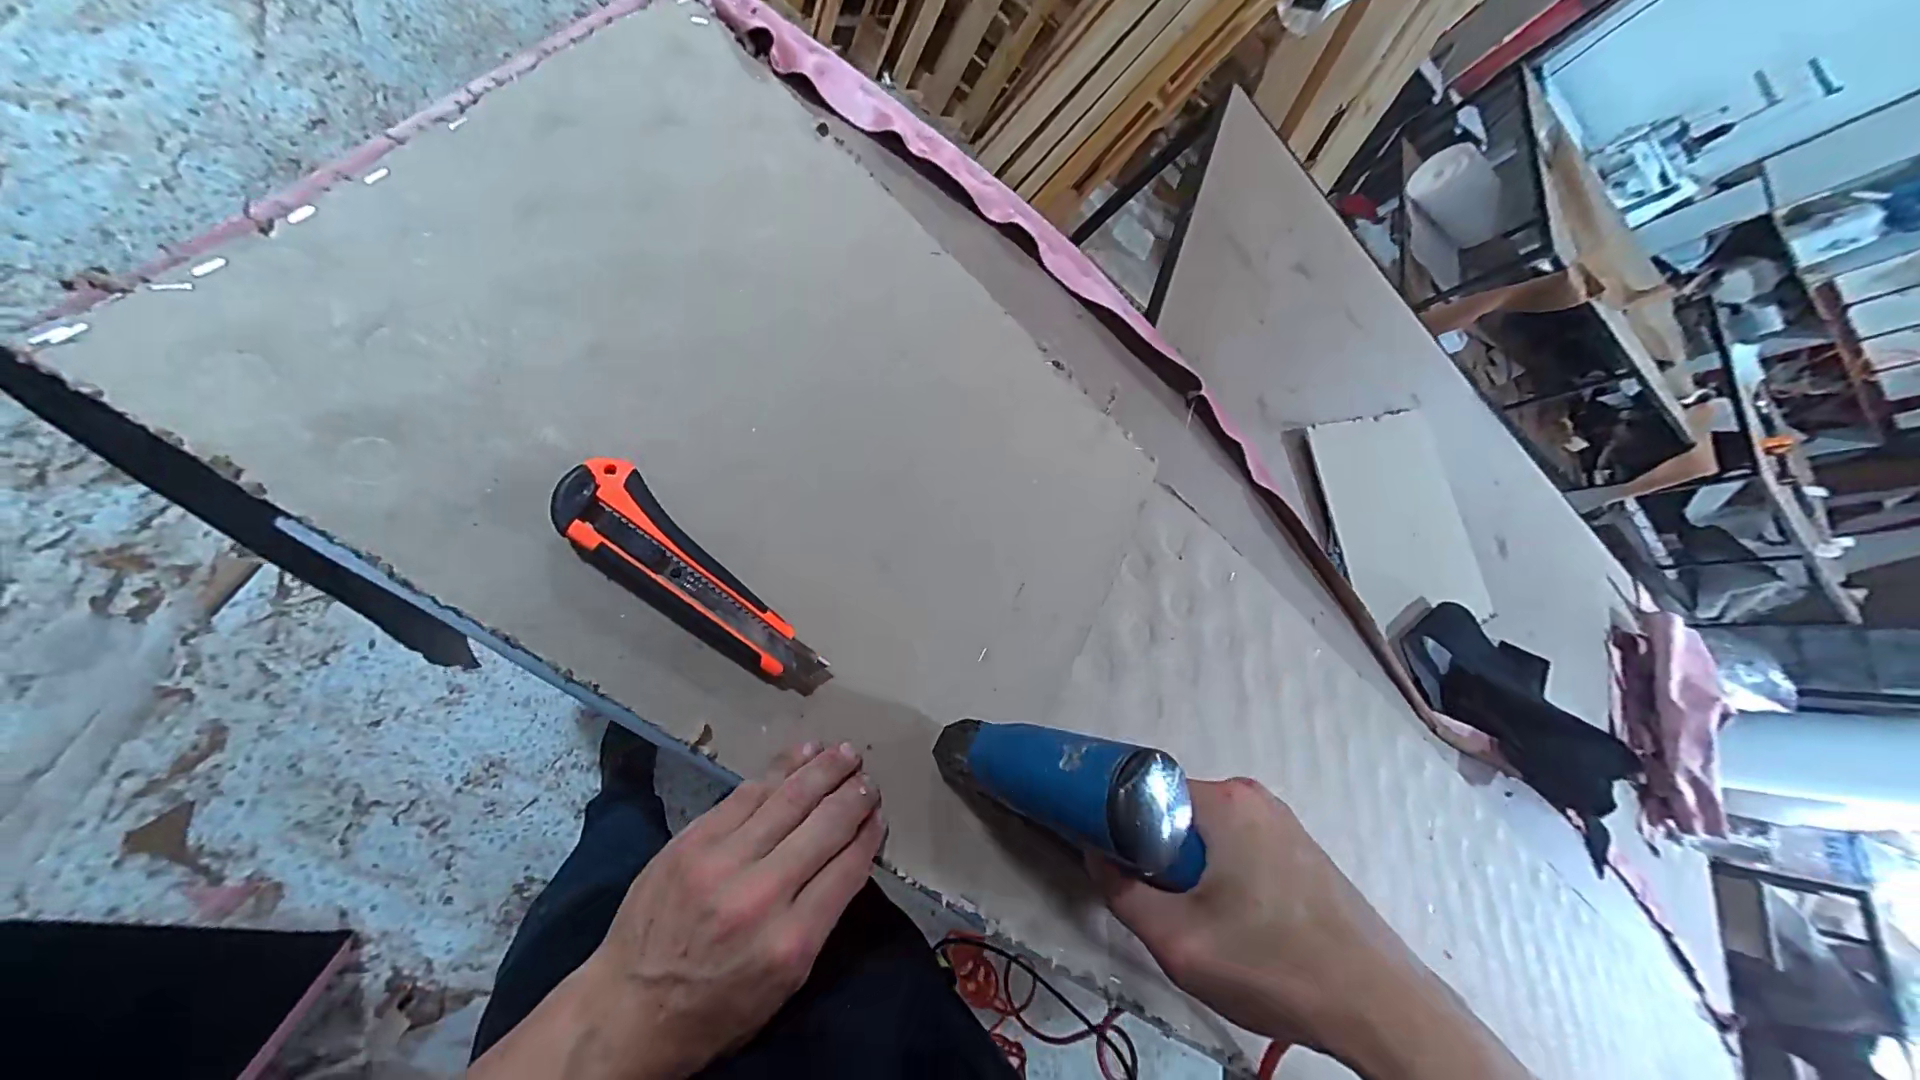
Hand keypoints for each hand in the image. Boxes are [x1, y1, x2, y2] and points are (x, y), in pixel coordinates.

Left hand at [472, 741, 884, 1079]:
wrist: (626, 1009)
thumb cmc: (714, 1008)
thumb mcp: (785, 984)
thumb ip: (821, 918)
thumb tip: (850, 854)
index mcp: (791, 942)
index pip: (848, 867)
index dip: (869, 832)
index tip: (879, 814)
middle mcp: (760, 895)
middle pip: (824, 825)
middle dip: (854, 796)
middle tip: (870, 779)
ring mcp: (721, 862)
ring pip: (788, 799)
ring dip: (823, 770)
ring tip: (847, 752)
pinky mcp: (692, 841)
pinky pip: (747, 793)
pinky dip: (780, 769)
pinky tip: (802, 753)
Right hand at [1089, 777, 1397, 1048]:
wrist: (1382, 1009)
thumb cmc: (1273, 964)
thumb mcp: (1177, 941)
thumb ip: (1122, 894)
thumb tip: (1096, 854)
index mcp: (1225, 799)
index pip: (1146, 793)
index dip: (1122, 826)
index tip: (1117, 864)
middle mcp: (1253, 797)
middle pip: (1177, 814)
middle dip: (1160, 855)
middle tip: (1165, 905)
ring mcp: (1283, 822)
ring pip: (1208, 834)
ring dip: (1192, 869)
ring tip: (1203, 920)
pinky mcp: (1301, 849)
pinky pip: (1240, 848)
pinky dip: (1224, 875)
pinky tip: (1240, 923)